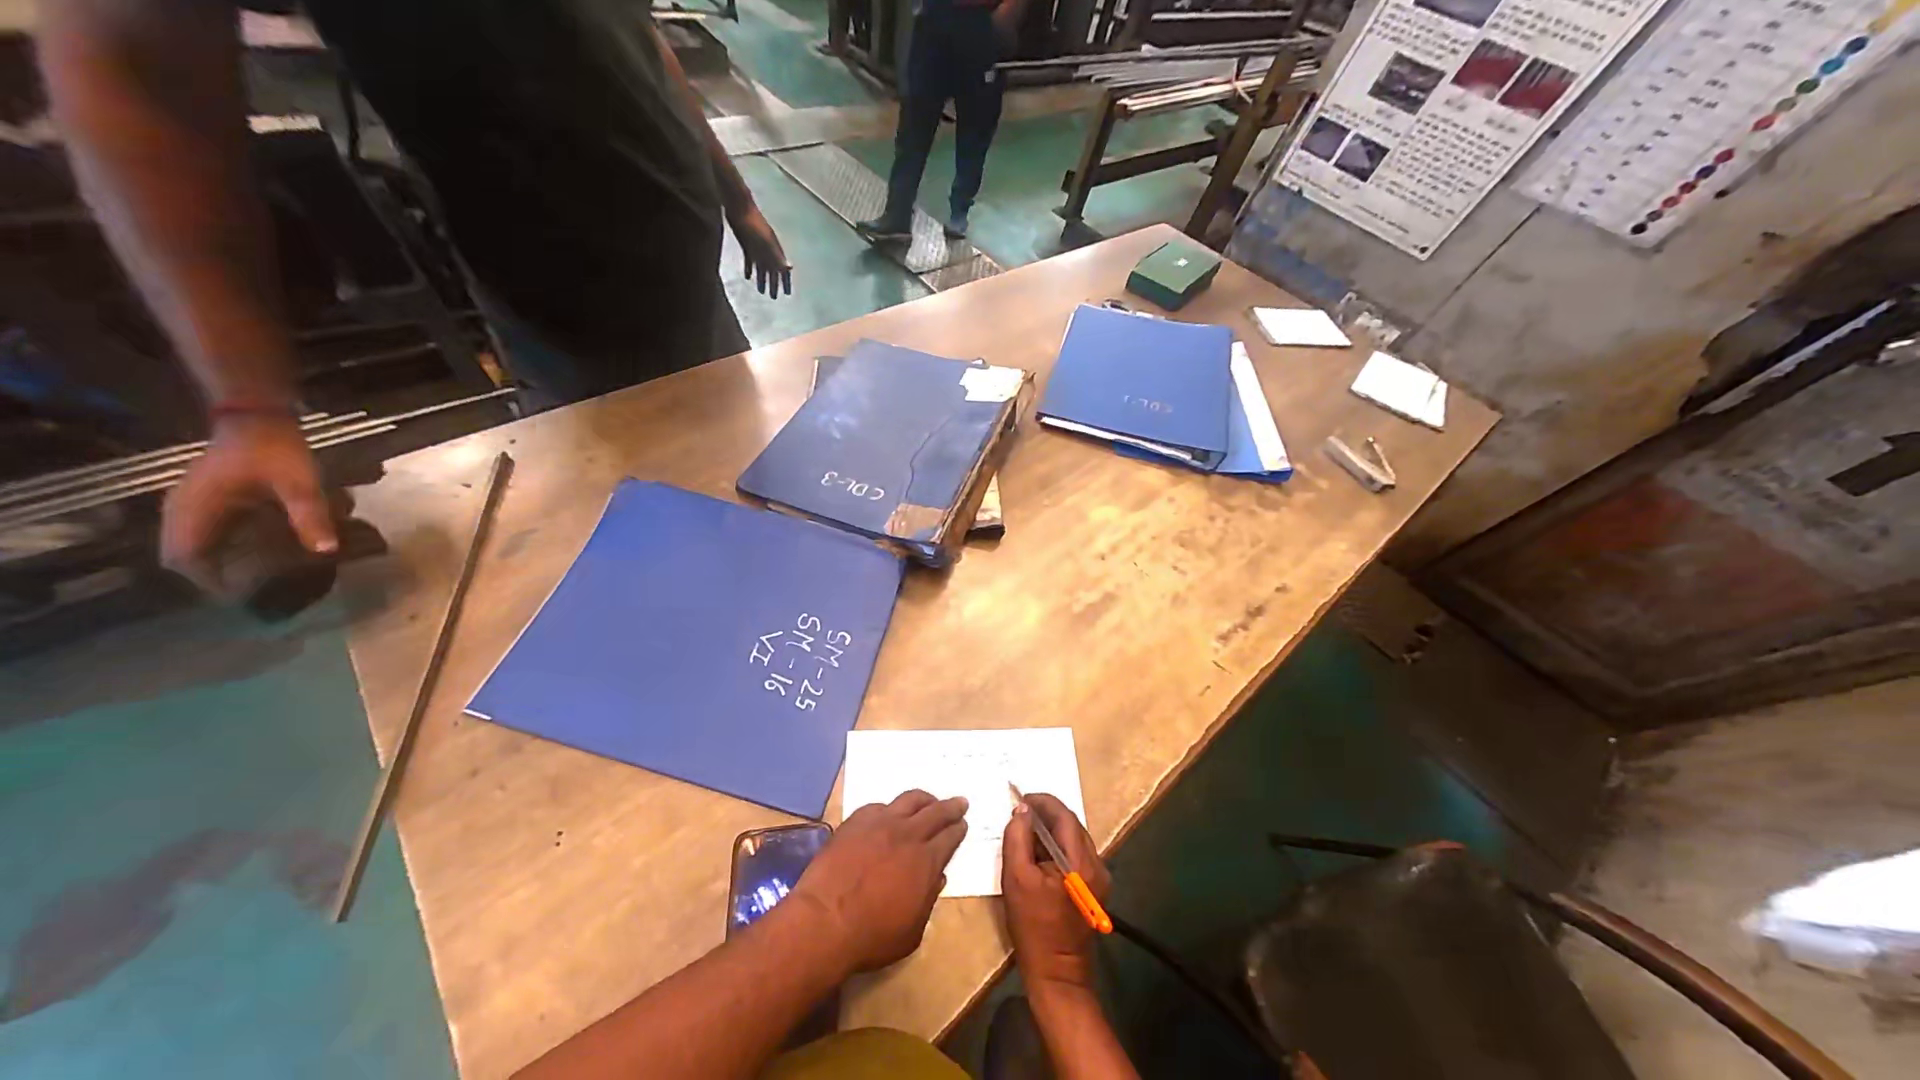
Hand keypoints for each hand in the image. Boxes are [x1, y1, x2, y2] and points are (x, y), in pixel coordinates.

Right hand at [160, 413, 336, 595]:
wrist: (260, 416)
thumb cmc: (275, 447)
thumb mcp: (298, 482)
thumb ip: (309, 514)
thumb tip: (326, 550)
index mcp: (193, 508)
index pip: (182, 557)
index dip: (206, 581)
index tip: (242, 596)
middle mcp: (182, 510)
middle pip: (184, 556)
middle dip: (215, 577)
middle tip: (258, 591)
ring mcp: (193, 505)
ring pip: (195, 546)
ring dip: (220, 564)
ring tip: (261, 579)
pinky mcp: (209, 501)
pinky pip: (208, 533)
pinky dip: (227, 548)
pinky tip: (261, 555)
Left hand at [729, 203, 790, 298]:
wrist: (738, 205)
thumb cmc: (752, 223)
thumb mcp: (765, 241)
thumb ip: (776, 255)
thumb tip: (790, 268)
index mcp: (774, 250)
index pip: (782, 269)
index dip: (785, 281)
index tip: (787, 294)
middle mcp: (767, 250)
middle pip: (772, 270)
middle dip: (774, 283)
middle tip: (774, 297)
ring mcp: (757, 247)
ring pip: (762, 266)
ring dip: (762, 278)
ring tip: (761, 292)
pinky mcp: (746, 243)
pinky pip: (749, 260)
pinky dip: (749, 268)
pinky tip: (747, 277)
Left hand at [787, 791, 966, 974]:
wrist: (825, 920)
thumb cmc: (872, 936)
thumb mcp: (913, 931)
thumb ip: (928, 900)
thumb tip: (936, 878)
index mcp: (927, 861)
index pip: (950, 837)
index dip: (959, 829)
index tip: (963, 824)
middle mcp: (908, 835)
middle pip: (936, 812)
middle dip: (951, 806)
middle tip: (959, 802)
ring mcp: (880, 823)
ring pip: (909, 800)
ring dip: (925, 799)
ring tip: (929, 800)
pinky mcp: (855, 821)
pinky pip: (879, 806)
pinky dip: (891, 808)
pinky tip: (890, 813)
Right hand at [1003, 793, 1108, 996]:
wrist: (1056, 973)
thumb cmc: (1033, 926)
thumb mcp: (1016, 878)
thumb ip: (1017, 838)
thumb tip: (1021, 811)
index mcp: (1081, 861)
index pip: (1064, 816)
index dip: (1042, 802)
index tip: (1020, 798)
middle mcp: (1096, 865)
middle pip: (1071, 825)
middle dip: (1045, 815)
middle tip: (1019, 814)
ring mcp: (1098, 878)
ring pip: (1073, 840)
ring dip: (1050, 831)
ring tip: (1024, 833)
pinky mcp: (1093, 889)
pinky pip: (1075, 856)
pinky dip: (1056, 847)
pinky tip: (1037, 855)